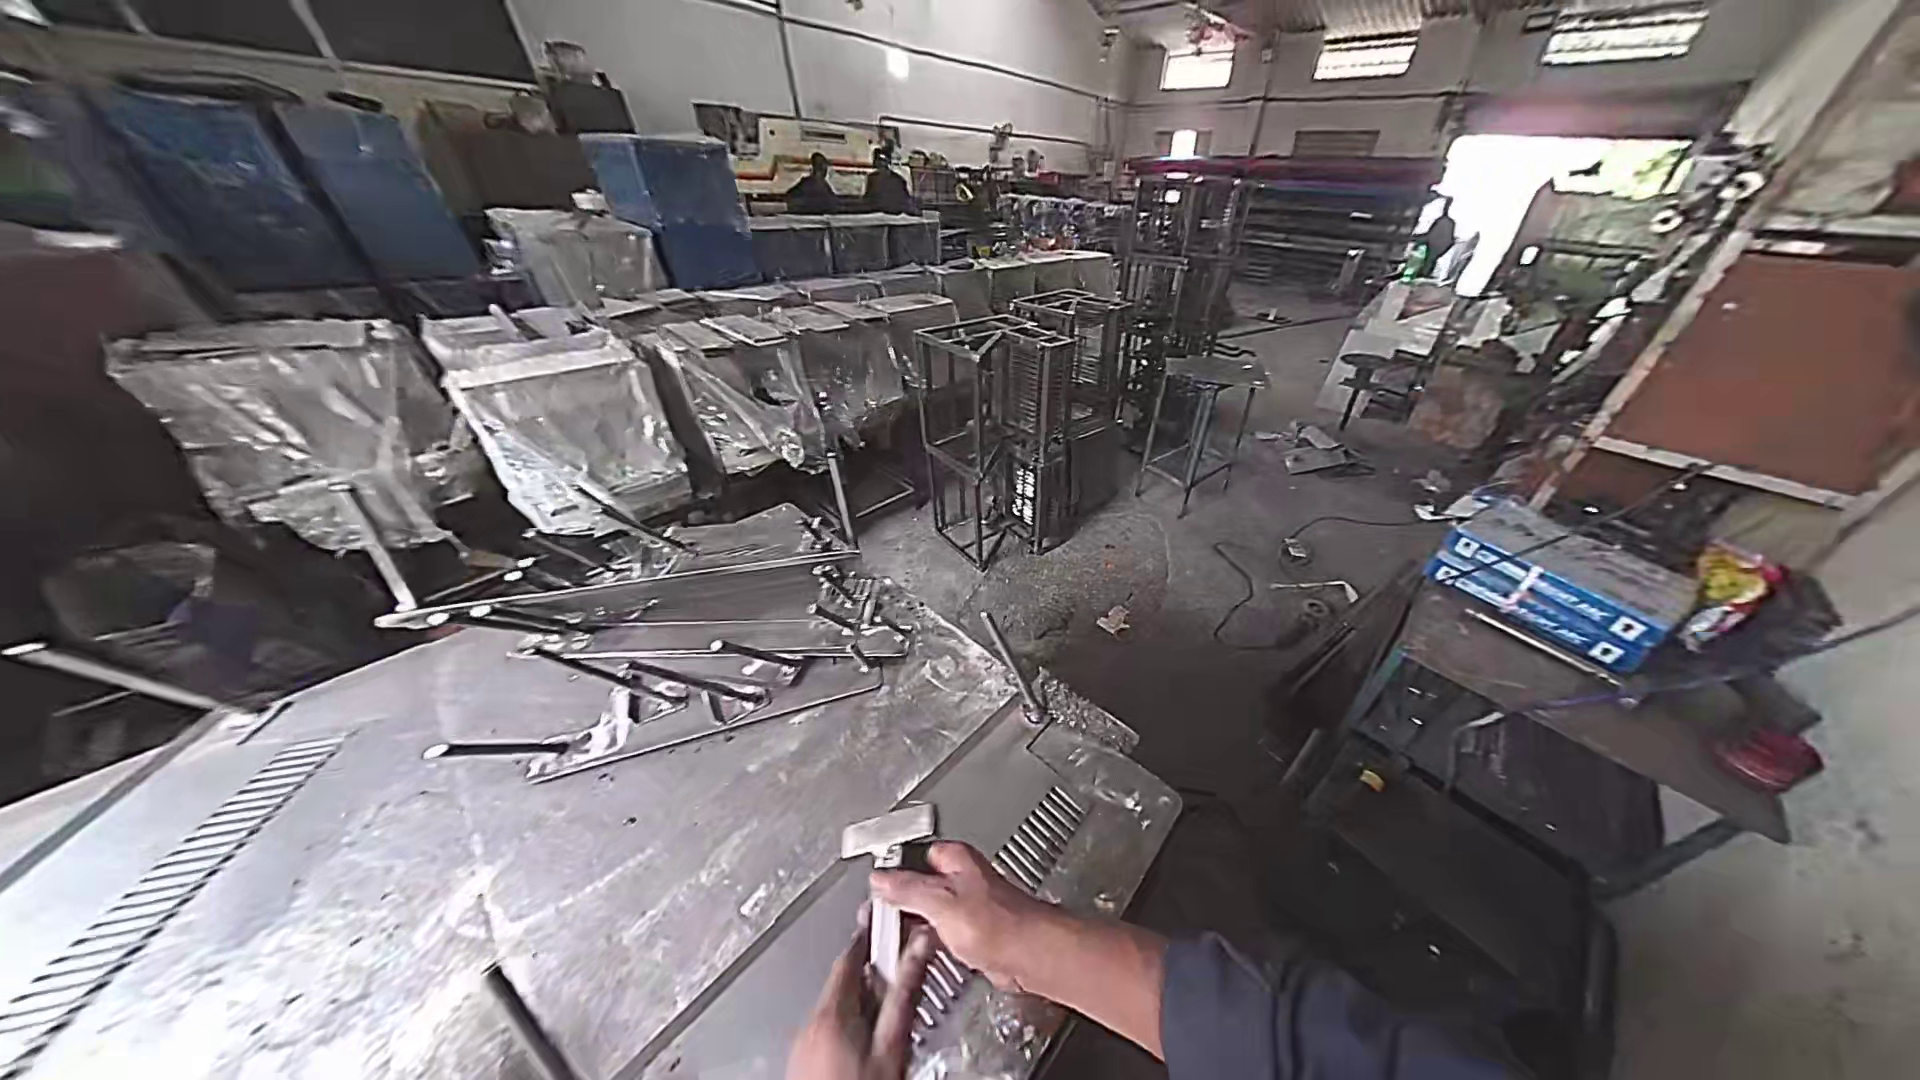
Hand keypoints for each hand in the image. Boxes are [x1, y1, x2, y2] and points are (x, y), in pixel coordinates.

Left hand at [786, 913, 934, 1079]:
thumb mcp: (893, 1046)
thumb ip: (905, 992)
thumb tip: (919, 946)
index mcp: (831, 1011)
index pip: (852, 953)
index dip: (874, 934)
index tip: (889, 920)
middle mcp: (811, 1023)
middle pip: (844, 978)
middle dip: (872, 969)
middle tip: (899, 962)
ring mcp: (803, 1046)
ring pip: (837, 1004)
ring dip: (863, 998)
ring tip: (890, 1007)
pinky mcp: (803, 1065)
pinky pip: (829, 1027)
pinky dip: (850, 1021)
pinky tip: (868, 1038)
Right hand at [870, 841, 1056, 991]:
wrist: (1028, 954)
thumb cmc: (998, 922)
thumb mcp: (939, 901)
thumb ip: (907, 888)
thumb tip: (880, 878)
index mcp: (954, 857)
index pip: (911, 856)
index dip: (891, 873)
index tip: (876, 892)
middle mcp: (961, 874)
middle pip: (919, 882)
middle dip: (902, 901)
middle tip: (887, 919)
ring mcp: (967, 901)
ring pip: (929, 908)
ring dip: (915, 922)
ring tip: (903, 935)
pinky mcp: (972, 926)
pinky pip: (941, 928)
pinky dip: (930, 937)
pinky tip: (925, 947)